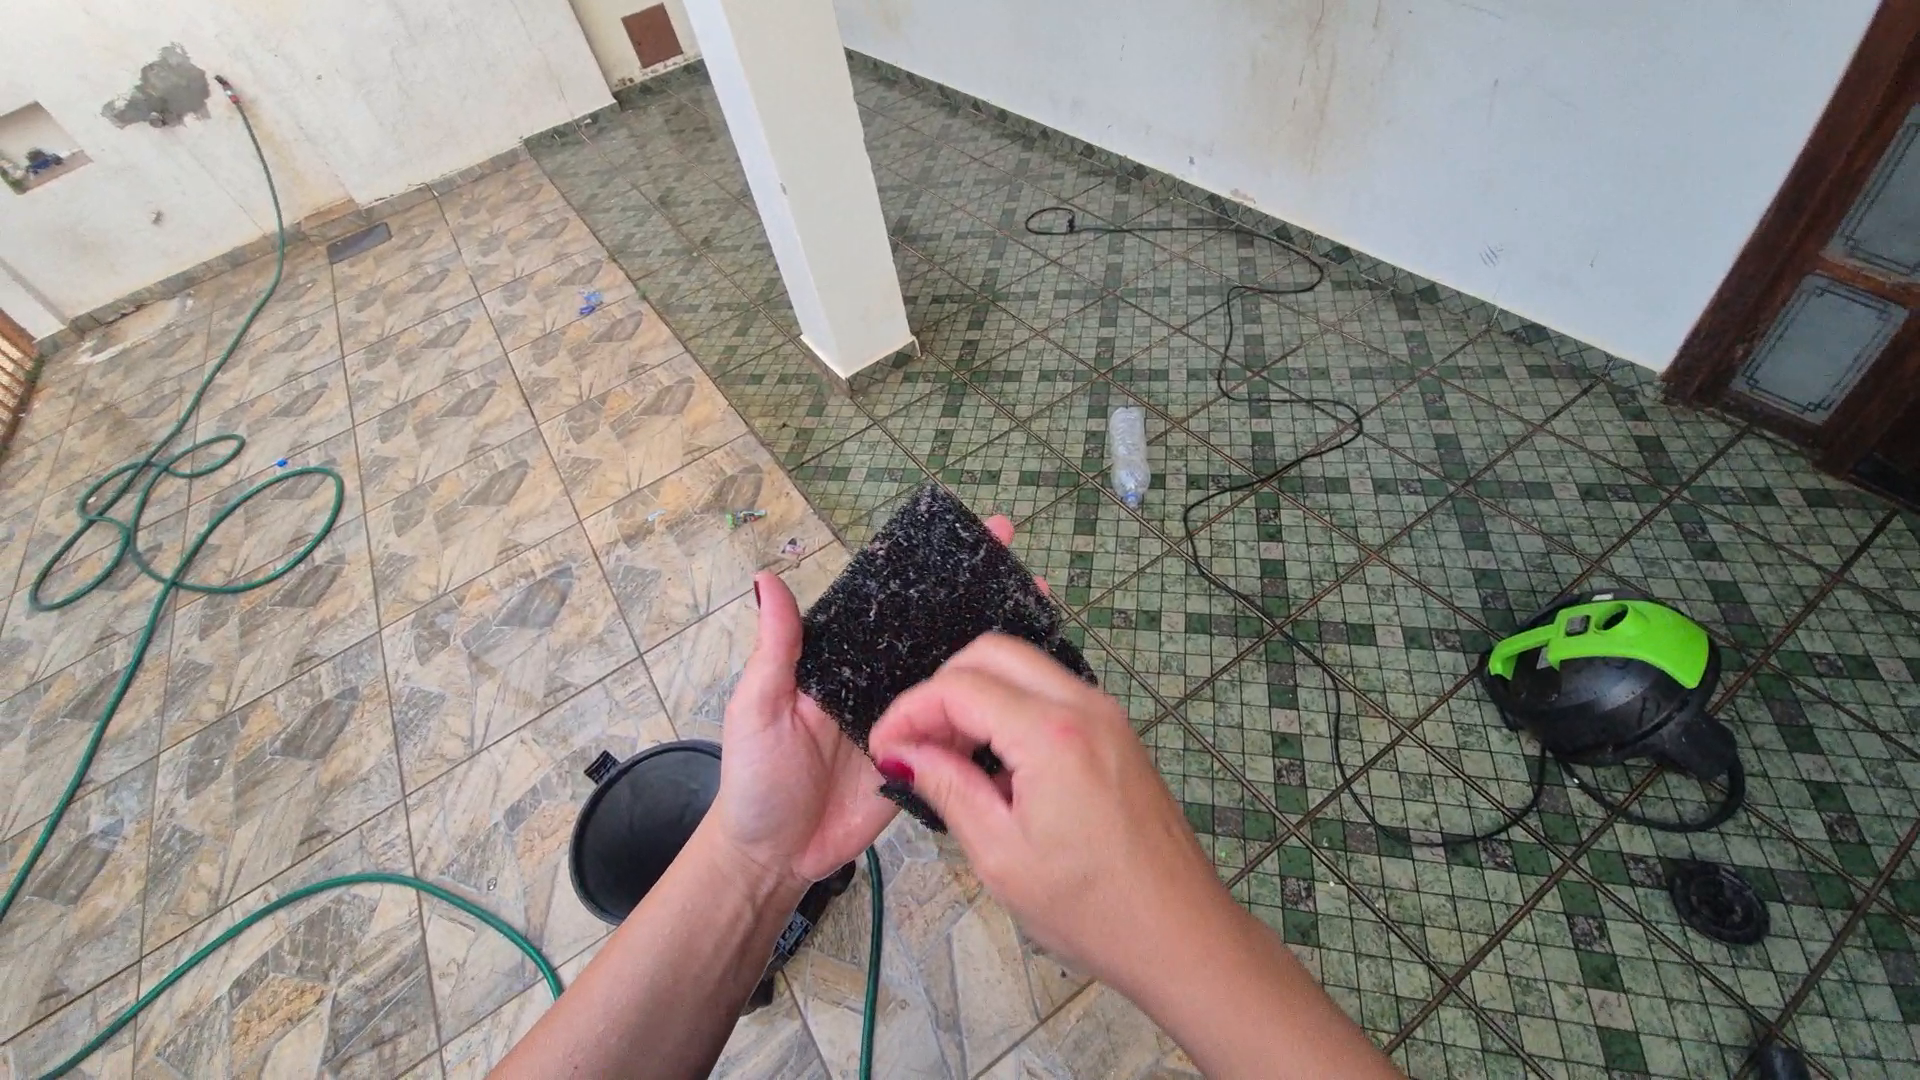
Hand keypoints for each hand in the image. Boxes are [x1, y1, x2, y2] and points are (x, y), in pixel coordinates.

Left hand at [710, 516, 1038, 889]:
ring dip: (996, 642)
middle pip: (936, 630)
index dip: (930, 568)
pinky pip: (965, 727)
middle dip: (978, 593)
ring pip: (959, 674)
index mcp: (848, 658)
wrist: (778, 857)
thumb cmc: (757, 778)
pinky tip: (1030, 685)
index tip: (971, 535)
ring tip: (1039, 606)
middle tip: (1020, 560)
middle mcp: (884, 679)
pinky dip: (996, 706)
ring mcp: (912, 717)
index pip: (892, 602)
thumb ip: (776, 649)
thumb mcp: (758, 706)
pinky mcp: (930, 757)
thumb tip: (768, 577)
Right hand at [863, 633, 1229, 988]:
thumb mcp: (1001, 856)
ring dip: (978, 692)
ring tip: (952, 753)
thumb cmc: (1090, 908)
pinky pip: (1049, 689)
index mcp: (1052, 733)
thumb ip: (948, 788)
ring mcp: (1106, 711)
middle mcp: (1083, 703)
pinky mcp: (1115, 728)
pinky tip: (996, 758)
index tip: (885, 746)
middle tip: (918, 742)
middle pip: (993, 651)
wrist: (1182, 933)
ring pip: (1023, 664)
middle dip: (942, 686)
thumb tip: (903, 752)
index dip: (910, 709)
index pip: (960, 687)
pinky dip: (1011, 704)